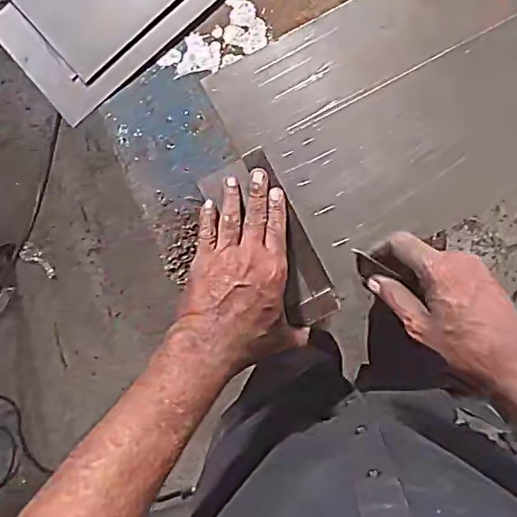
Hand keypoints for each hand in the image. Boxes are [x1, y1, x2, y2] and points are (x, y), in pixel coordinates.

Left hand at [170, 168, 305, 369]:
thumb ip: (300, 332)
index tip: (276, 192)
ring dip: (232, 198)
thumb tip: (313, 335)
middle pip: (255, 216)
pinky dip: (207, 218)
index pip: (277, 230)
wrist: (210, 342)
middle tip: (258, 174)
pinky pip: (206, 233)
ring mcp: (224, 256)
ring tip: (233, 181)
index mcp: (273, 269)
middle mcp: (250, 256)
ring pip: (231, 219)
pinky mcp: (203, 261)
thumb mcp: (282, 337)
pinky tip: (208, 206)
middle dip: (257, 192)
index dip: (277, 208)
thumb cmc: (245, 339)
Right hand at [365, 232, 516, 392]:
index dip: (380, 250)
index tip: (371, 262)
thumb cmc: (472, 349)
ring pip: (438, 261)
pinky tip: (441, 306)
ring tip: (417, 302)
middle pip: (420, 250)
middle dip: (402, 266)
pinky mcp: (487, 277)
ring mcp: (476, 266)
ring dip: (423, 275)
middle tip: (390, 287)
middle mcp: (459, 258)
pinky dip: (442, 281)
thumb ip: (395, 298)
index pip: (400, 241)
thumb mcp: (421, 328)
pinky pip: (455, 270)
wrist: (516, 361)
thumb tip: (377, 281)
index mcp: (439, 267)